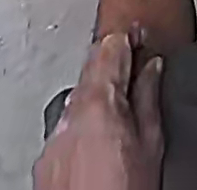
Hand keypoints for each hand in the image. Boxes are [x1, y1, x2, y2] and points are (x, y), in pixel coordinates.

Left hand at [33, 32, 165, 189]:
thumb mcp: (151, 144)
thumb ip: (149, 97)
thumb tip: (151, 67)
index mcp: (97, 101)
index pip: (109, 47)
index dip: (127, 37)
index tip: (140, 34)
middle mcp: (69, 113)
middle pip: (90, 67)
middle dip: (113, 63)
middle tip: (136, 64)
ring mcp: (53, 138)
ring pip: (77, 97)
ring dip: (98, 94)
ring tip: (121, 110)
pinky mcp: (45, 161)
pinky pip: (66, 126)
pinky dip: (83, 122)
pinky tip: (100, 139)